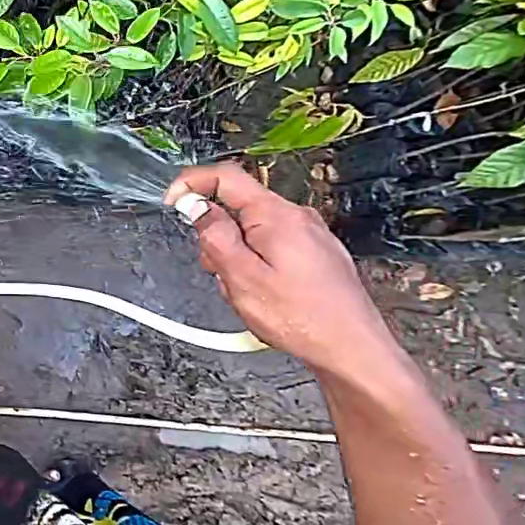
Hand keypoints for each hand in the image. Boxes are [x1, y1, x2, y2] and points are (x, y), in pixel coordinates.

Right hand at [167, 162, 403, 380]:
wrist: (352, 349)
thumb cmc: (301, 318)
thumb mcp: (241, 277)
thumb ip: (214, 236)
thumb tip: (196, 206)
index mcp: (276, 216)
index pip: (225, 176)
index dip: (190, 183)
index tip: (172, 201)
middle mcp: (296, 217)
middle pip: (235, 206)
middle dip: (214, 233)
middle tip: (216, 269)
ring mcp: (308, 233)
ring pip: (250, 228)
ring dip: (234, 253)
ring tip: (244, 288)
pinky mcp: (313, 251)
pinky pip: (269, 244)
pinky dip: (253, 261)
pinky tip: (262, 291)